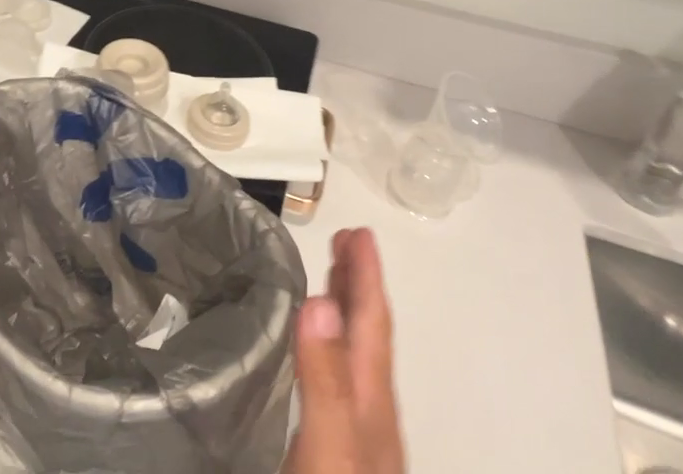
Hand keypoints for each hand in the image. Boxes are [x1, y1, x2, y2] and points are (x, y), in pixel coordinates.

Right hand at [285, 227, 404, 473]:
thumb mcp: (329, 449)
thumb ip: (325, 381)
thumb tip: (320, 301)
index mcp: (367, 405)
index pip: (370, 328)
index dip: (366, 278)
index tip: (359, 232)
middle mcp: (367, 416)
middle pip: (368, 339)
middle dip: (358, 287)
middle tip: (344, 242)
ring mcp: (355, 438)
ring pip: (355, 362)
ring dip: (346, 317)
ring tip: (331, 284)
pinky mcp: (334, 454)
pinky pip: (337, 383)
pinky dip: (328, 352)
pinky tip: (312, 359)